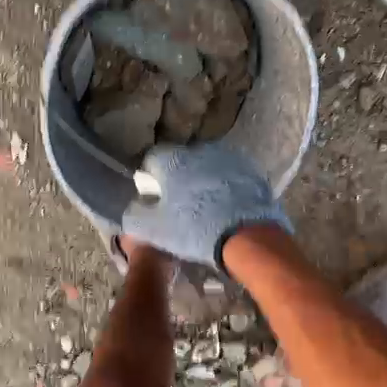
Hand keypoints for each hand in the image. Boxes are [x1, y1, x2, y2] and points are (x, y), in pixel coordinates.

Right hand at [121, 144, 290, 268]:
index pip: (153, 161)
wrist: (248, 237)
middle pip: (181, 163)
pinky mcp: (252, 170)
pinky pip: (230, 177)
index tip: (156, 201)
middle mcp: (200, 150)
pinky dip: (226, 188)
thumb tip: (135, 207)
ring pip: (207, 168)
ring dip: (203, 183)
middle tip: (181, 207)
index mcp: (173, 158)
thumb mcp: (152, 230)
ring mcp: (229, 157)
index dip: (151, 181)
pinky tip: (228, 210)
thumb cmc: (194, 230)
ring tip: (208, 210)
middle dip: (178, 180)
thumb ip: (134, 215)